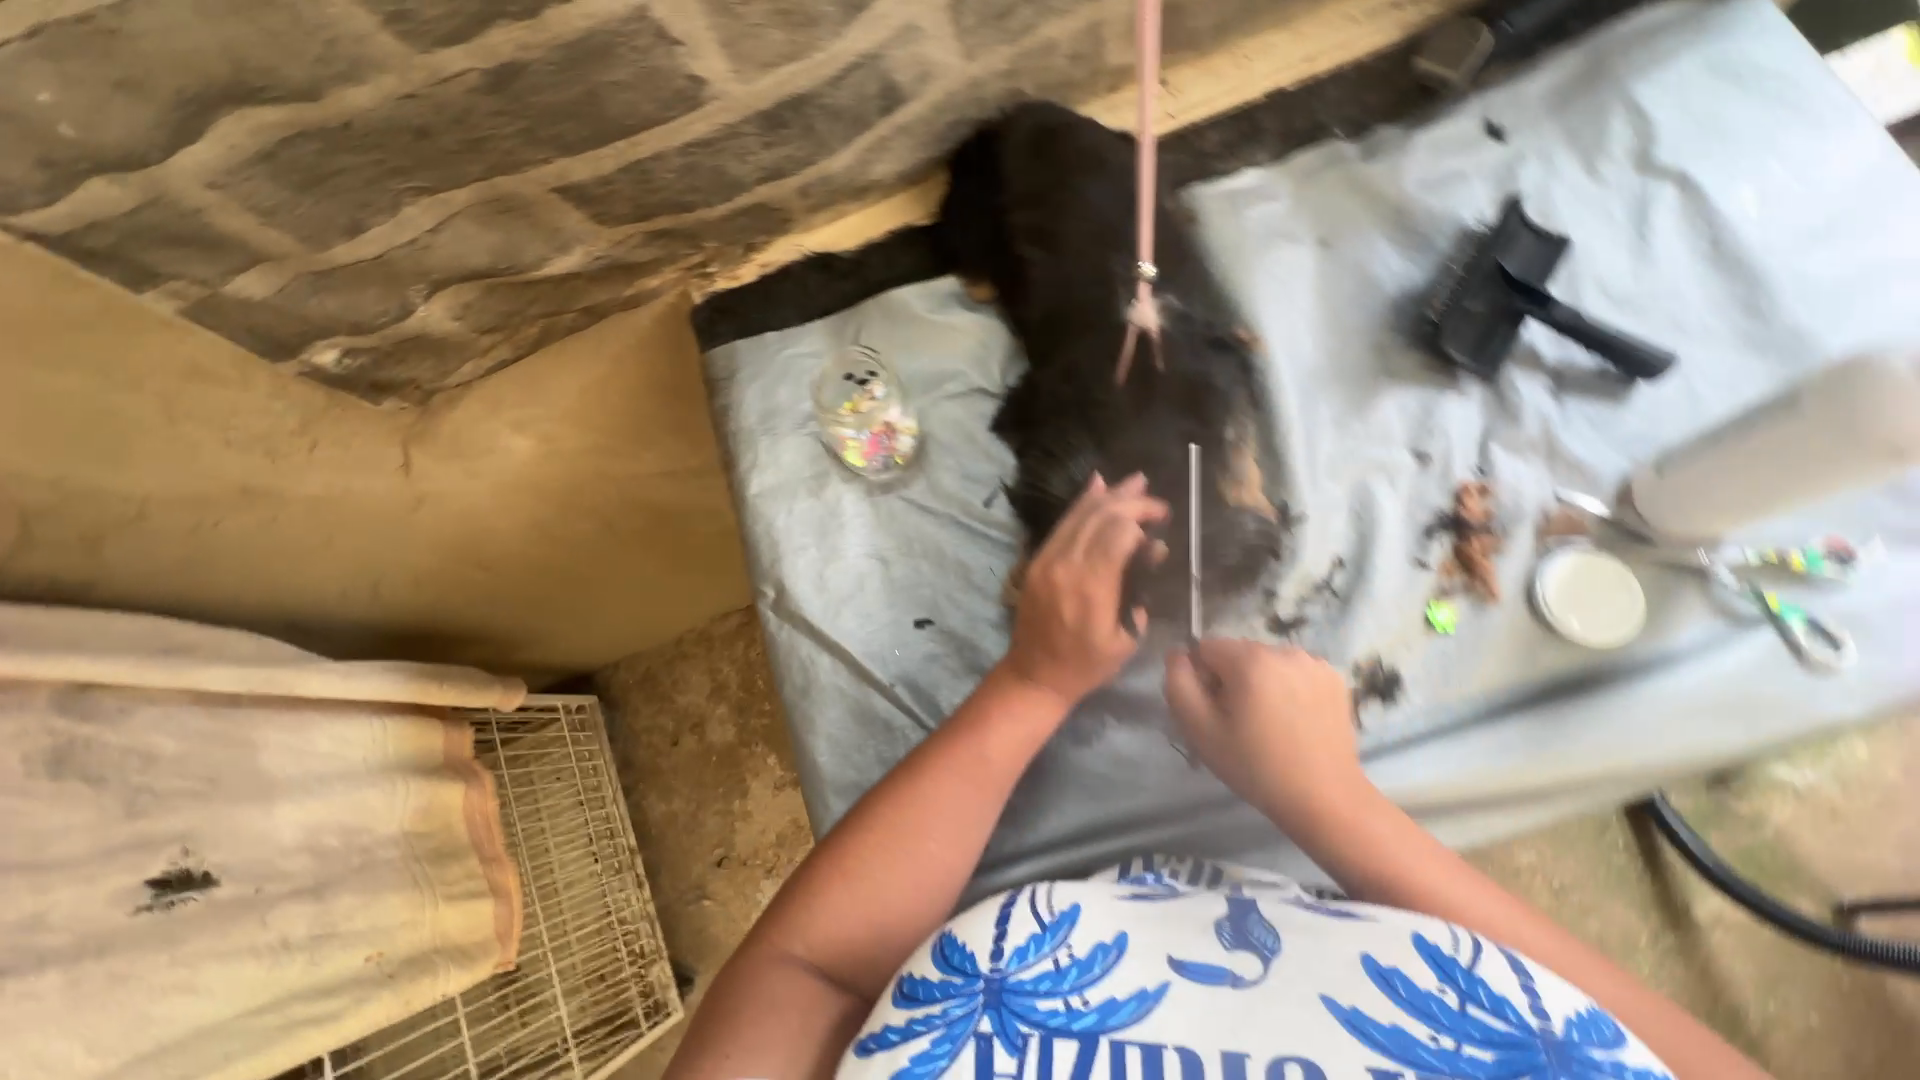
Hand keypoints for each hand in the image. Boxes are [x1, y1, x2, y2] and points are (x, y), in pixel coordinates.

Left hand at [1000, 473, 1168, 707]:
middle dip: (1131, 501)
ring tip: (1134, 481)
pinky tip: (1097, 486)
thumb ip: (1140, 591)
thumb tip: (1154, 550)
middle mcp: (1066, 565)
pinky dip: (1081, 504)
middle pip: (1100, 516)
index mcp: (1091, 587)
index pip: (1118, 533)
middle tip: (1156, 500)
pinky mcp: (1036, 560)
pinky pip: (1062, 524)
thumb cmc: (1087, 664)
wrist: (1035, 674)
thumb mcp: (1126, 639)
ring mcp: (1047, 560)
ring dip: (1108, 495)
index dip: (1142, 519)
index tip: (1163, 521)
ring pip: (1079, 514)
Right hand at [1164, 639, 1370, 828]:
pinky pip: (1293, 671)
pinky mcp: (1334, 678)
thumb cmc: (1254, 766)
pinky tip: (1293, 719)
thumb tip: (1177, 655)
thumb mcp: (1199, 730)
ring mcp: (1313, 663)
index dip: (1202, 679)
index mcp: (1250, 660)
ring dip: (1259, 682)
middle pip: (1238, 652)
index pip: (1206, 648)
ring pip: (1266, 661)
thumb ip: (1178, 684)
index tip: (1215, 712)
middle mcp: (1284, 650)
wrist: (1322, 798)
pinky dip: (1287, 687)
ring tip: (1268, 722)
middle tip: (1240, 722)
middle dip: (1231, 679)